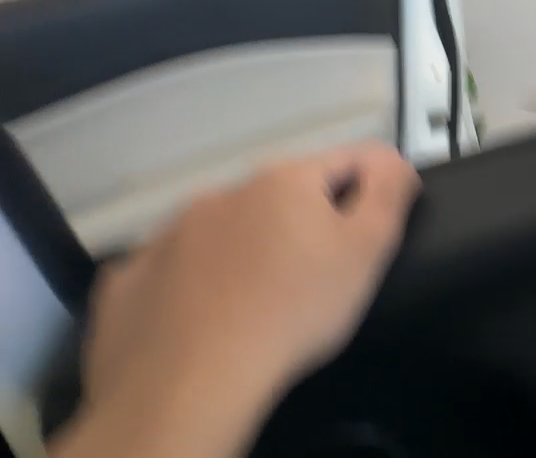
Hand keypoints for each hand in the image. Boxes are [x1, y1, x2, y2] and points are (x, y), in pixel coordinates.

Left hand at [80, 144, 419, 422]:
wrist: (185, 390)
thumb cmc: (295, 308)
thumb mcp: (372, 244)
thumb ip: (391, 188)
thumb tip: (394, 161)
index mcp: (286, 178)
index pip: (354, 159)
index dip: (376, 189)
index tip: (376, 232)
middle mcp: (224, 193)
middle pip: (290, 193)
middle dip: (311, 219)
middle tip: (323, 268)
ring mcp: (166, 236)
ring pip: (233, 226)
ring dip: (255, 243)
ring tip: (265, 294)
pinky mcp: (127, 281)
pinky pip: (178, 264)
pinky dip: (200, 277)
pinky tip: (210, 310)